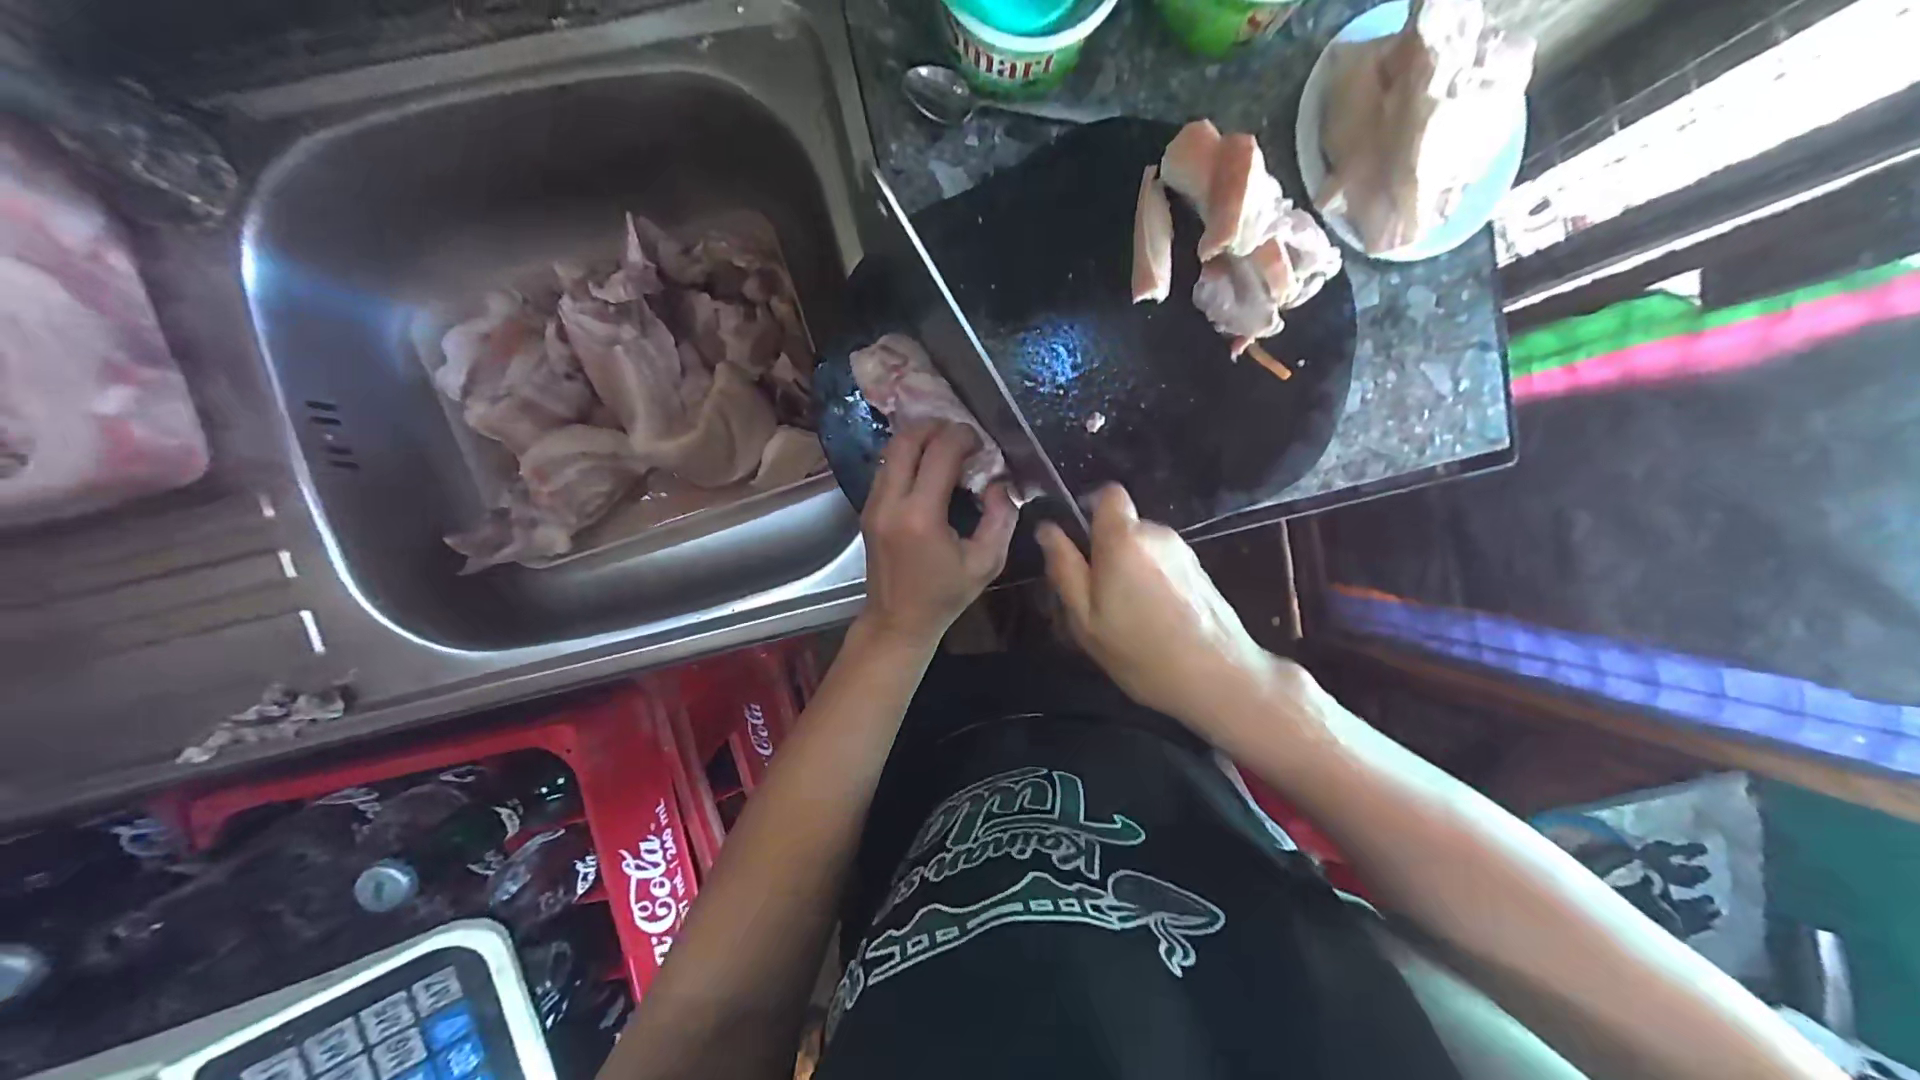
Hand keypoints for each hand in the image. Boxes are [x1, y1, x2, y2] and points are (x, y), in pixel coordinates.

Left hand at [859, 420, 1016, 646]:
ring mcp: (873, 505)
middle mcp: (890, 503)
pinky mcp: (867, 509)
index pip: (939, 453)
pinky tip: (929, 469)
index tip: (980, 442)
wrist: (898, 621)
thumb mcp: (987, 562)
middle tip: (961, 434)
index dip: (962, 437)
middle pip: (905, 440)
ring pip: (890, 450)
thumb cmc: (945, 596)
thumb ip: (1001, 517)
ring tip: (946, 449)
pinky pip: (885, 468)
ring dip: (919, 440)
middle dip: (935, 427)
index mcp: (920, 516)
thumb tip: (1001, 482)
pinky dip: (907, 458)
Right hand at [1037, 485, 1298, 735]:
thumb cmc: (1141, 651)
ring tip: (1122, 616)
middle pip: (1121, 527)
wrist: (1219, 679)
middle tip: (1093, 598)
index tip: (1077, 543)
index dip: (1089, 509)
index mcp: (1124, 538)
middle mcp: (1156, 534)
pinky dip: (1150, 582)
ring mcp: (1182, 551)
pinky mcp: (1199, 570)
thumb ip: (1064, 568)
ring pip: (1141, 548)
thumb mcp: (1085, 618)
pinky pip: (1161, 564)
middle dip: (1104, 553)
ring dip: (1127, 571)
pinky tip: (1150, 621)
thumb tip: (1047, 530)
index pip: (1107, 493)